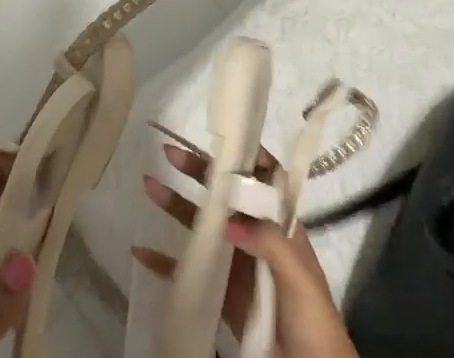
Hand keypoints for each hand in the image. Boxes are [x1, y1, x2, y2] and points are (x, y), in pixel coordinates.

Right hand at [132, 141, 360, 357]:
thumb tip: (228, 220)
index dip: (245, 156)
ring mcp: (236, 264)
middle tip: (170, 154)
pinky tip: (140, 251)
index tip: (221, 136)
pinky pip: (187, 271)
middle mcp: (256, 237)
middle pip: (225, 196)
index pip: (264, 180)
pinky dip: (163, 261)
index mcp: (281, 227)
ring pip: (202, 226)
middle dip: (199, 173)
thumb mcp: (298, 277)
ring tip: (148, 185)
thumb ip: (269, 243)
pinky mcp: (220, 293)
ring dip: (176, 206)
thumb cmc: (312, 318)